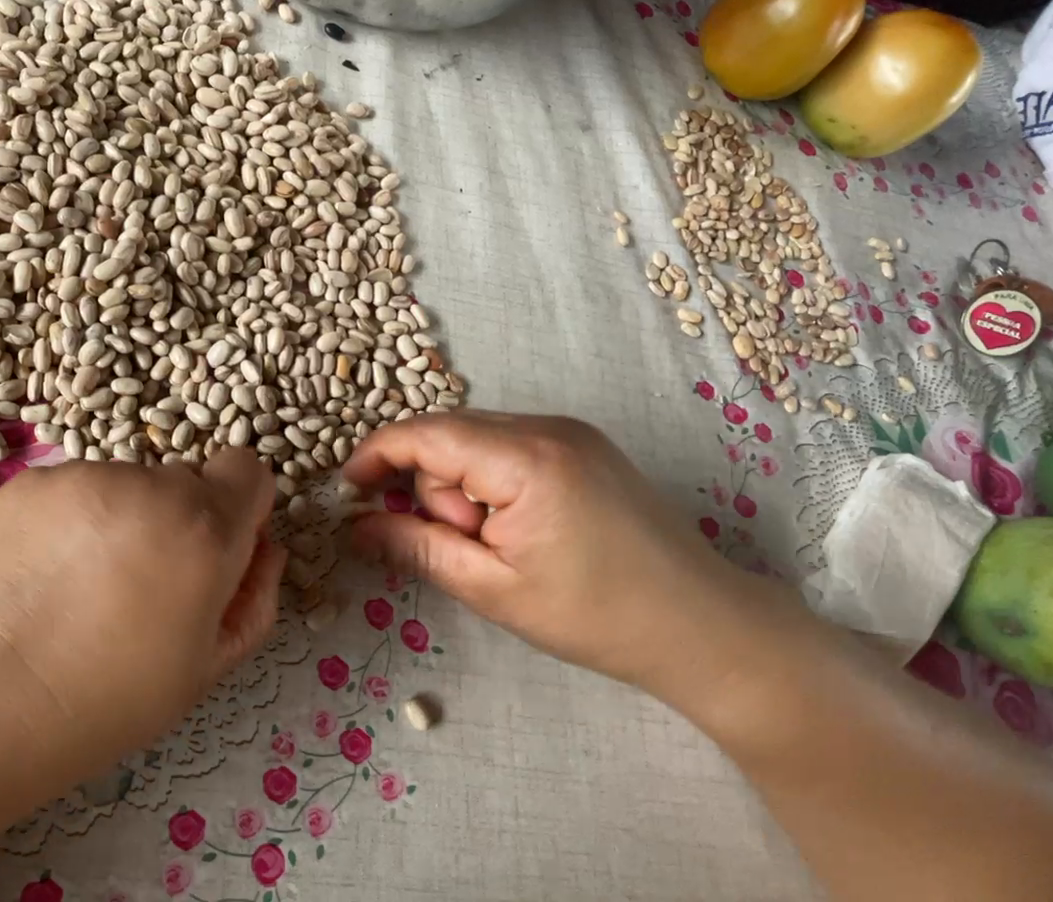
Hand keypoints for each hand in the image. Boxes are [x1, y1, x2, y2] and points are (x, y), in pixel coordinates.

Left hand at [0, 448, 286, 817]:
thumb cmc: (102, 704)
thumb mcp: (204, 669)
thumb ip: (253, 597)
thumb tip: (263, 546)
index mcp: (204, 531)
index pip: (248, 470)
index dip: (239, 508)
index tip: (212, 550)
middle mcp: (149, 486)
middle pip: (185, 482)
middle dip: (176, 522)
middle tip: (137, 585)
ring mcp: (82, 476)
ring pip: (126, 485)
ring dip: (120, 520)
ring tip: (78, 586)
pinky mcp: (29, 480)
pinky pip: (72, 489)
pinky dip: (69, 520)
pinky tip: (39, 574)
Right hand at [342, 411, 753, 695]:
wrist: (705, 627)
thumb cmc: (596, 616)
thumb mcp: (491, 588)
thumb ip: (416, 547)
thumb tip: (357, 527)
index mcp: (524, 458)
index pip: (425, 434)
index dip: (376, 456)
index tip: (348, 490)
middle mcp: (545, 426)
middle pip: (447, 433)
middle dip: (430, 484)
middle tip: (456, 543)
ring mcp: (568, 431)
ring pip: (474, 440)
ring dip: (461, 486)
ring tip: (495, 544)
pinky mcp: (581, 445)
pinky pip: (505, 447)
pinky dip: (488, 482)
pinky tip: (512, 527)